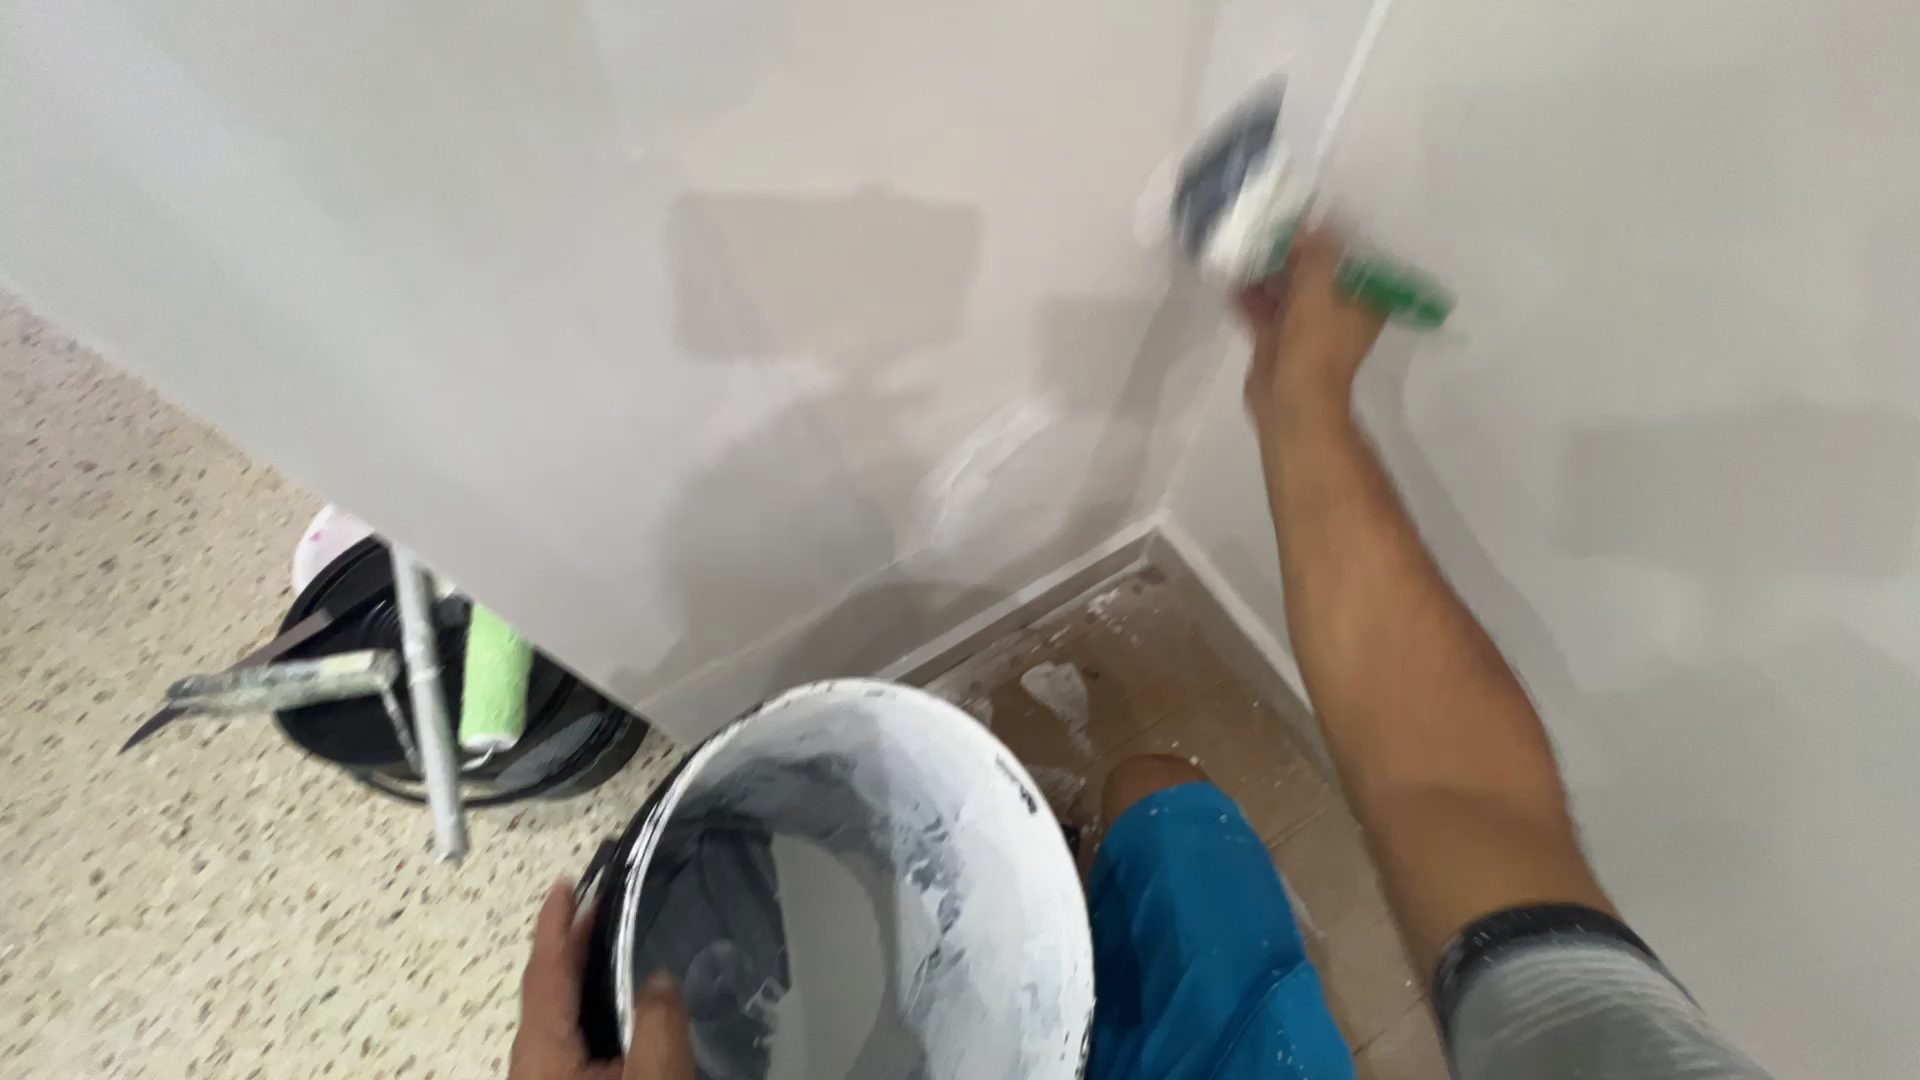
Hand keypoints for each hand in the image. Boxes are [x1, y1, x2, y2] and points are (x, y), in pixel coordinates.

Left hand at [508, 880, 693, 1079]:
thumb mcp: (655, 1079)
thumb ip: (658, 1024)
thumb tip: (659, 978)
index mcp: (545, 1053)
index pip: (546, 974)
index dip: (554, 925)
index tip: (564, 883)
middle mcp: (533, 1064)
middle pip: (545, 988)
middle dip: (567, 939)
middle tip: (601, 899)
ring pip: (555, 1011)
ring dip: (576, 968)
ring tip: (607, 937)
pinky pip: (564, 1029)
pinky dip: (582, 995)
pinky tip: (611, 998)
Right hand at [1236, 224, 1385, 432]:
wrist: (1289, 402)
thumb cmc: (1314, 346)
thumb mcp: (1318, 289)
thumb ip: (1314, 253)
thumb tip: (1311, 222)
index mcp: (1361, 299)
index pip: (1351, 256)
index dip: (1331, 235)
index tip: (1307, 214)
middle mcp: (1336, 309)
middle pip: (1315, 271)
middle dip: (1291, 253)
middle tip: (1267, 227)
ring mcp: (1305, 326)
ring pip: (1286, 291)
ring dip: (1266, 274)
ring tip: (1244, 250)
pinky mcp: (1277, 340)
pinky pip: (1264, 311)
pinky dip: (1250, 297)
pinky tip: (1232, 280)